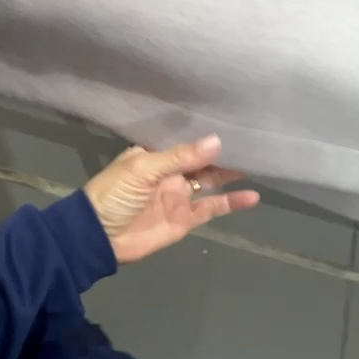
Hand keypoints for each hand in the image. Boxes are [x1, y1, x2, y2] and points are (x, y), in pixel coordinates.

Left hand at [84, 136, 260, 264]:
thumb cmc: (114, 194)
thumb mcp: (144, 169)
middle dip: (223, 152)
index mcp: (155, 155)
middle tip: (253, 141)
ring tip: (259, 163)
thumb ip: (181, 157)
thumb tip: (217, 141)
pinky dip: (232, 203)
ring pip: (211, 181)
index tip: (233, 120)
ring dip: (231, 174)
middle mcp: (170, 172)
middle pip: (202, 159)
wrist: (99, 237)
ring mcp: (179, 196)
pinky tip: (252, 196)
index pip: (185, 140)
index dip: (205, 132)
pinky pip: (212, 208)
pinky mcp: (185, 219)